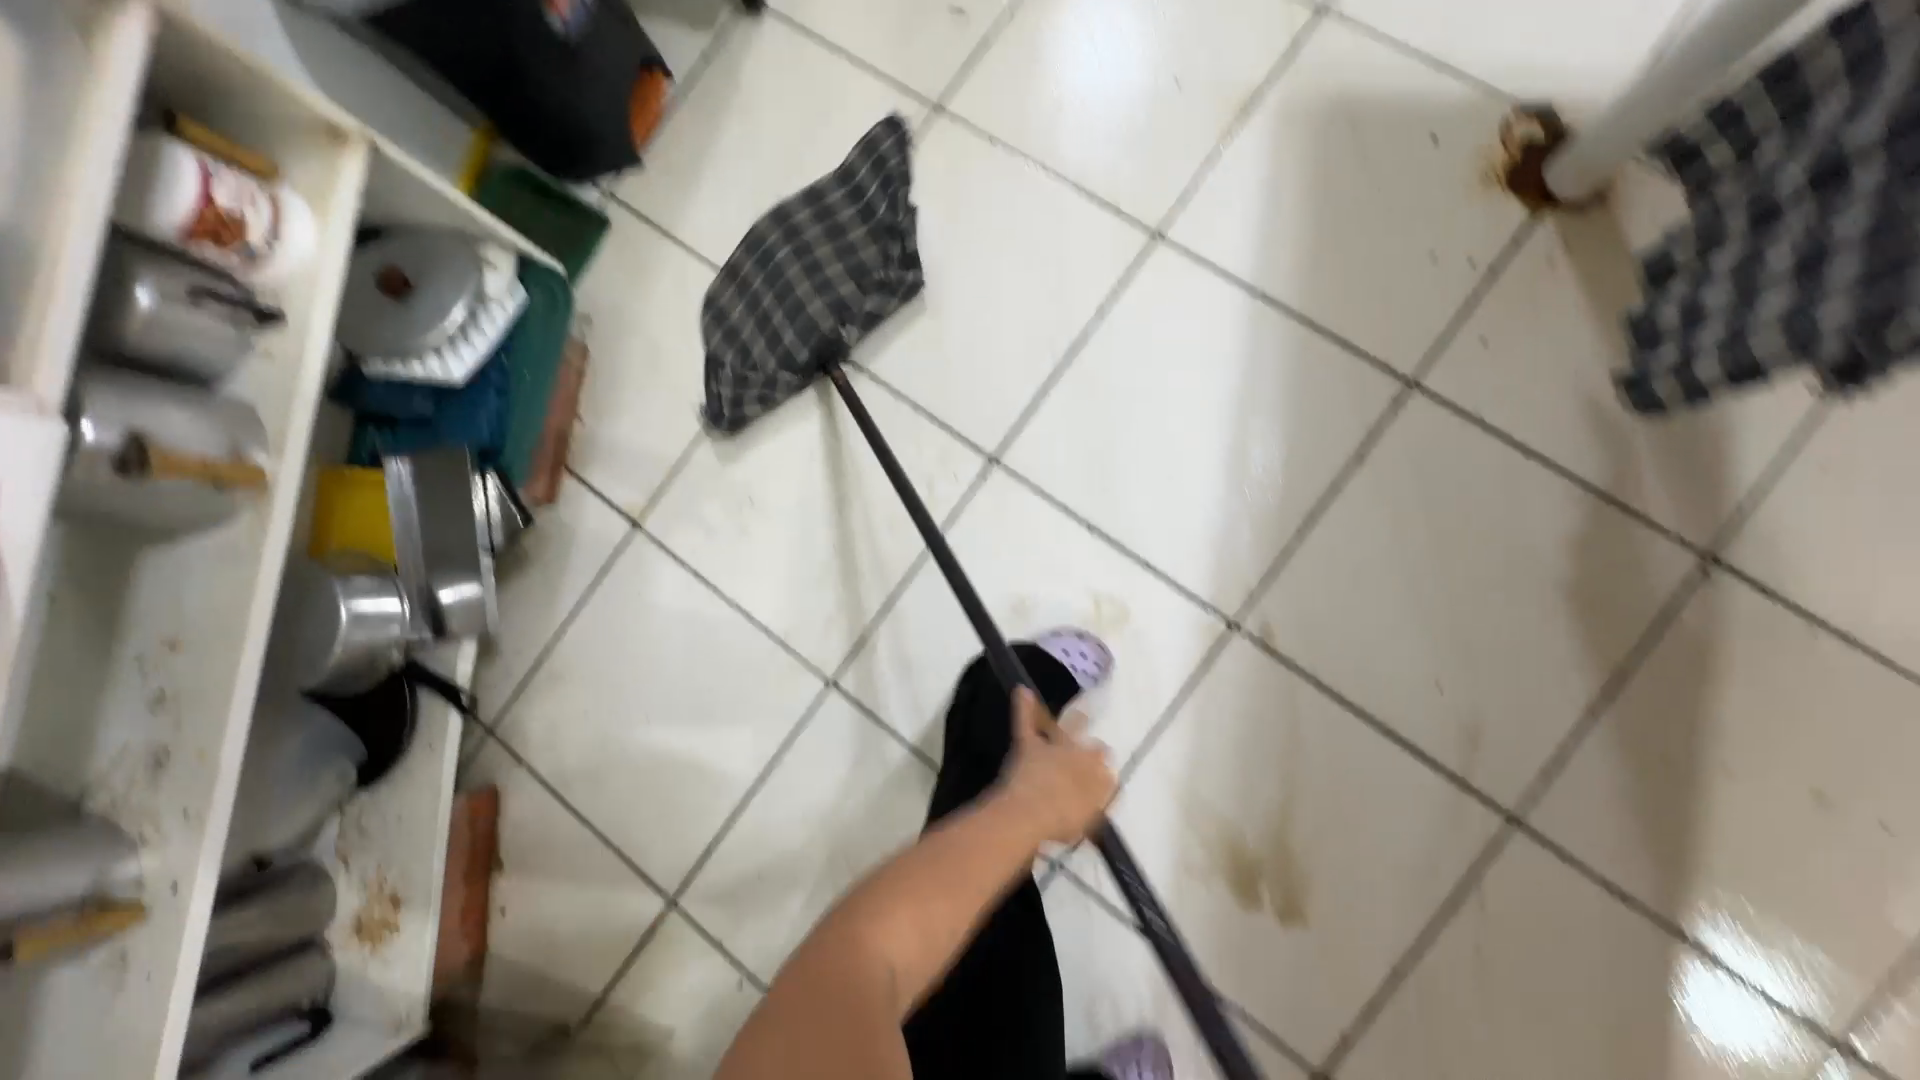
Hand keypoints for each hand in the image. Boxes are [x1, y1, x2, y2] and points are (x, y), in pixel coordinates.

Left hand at [995, 687, 1116, 845]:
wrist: (1031, 812)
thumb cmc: (1061, 824)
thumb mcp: (1087, 821)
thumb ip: (1096, 806)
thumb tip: (1102, 799)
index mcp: (1098, 778)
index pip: (1107, 773)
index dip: (1102, 778)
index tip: (1098, 784)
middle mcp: (1081, 758)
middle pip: (1094, 749)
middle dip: (1094, 751)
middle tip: (1093, 755)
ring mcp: (1055, 748)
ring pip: (1068, 729)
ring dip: (1077, 721)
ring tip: (1083, 714)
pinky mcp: (1030, 746)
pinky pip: (1026, 721)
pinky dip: (1023, 706)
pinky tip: (1021, 690)